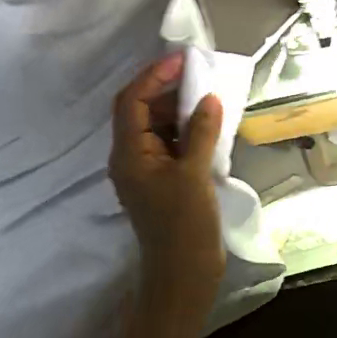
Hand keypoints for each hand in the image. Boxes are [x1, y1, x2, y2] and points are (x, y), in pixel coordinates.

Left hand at [109, 52, 225, 295]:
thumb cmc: (184, 227)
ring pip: (155, 128)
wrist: (183, 276)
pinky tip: (208, 125)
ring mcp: (146, 171)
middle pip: (140, 111)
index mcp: (128, 154)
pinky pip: (169, 145)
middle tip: (198, 74)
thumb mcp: (195, 176)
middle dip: (166, 89)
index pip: (131, 101)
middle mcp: (130, 158)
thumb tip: (208, 98)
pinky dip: (185, 131)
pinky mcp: (162, 182)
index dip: (153, 76)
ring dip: (177, 109)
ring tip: (206, 95)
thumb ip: (200, 133)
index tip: (182, 61)